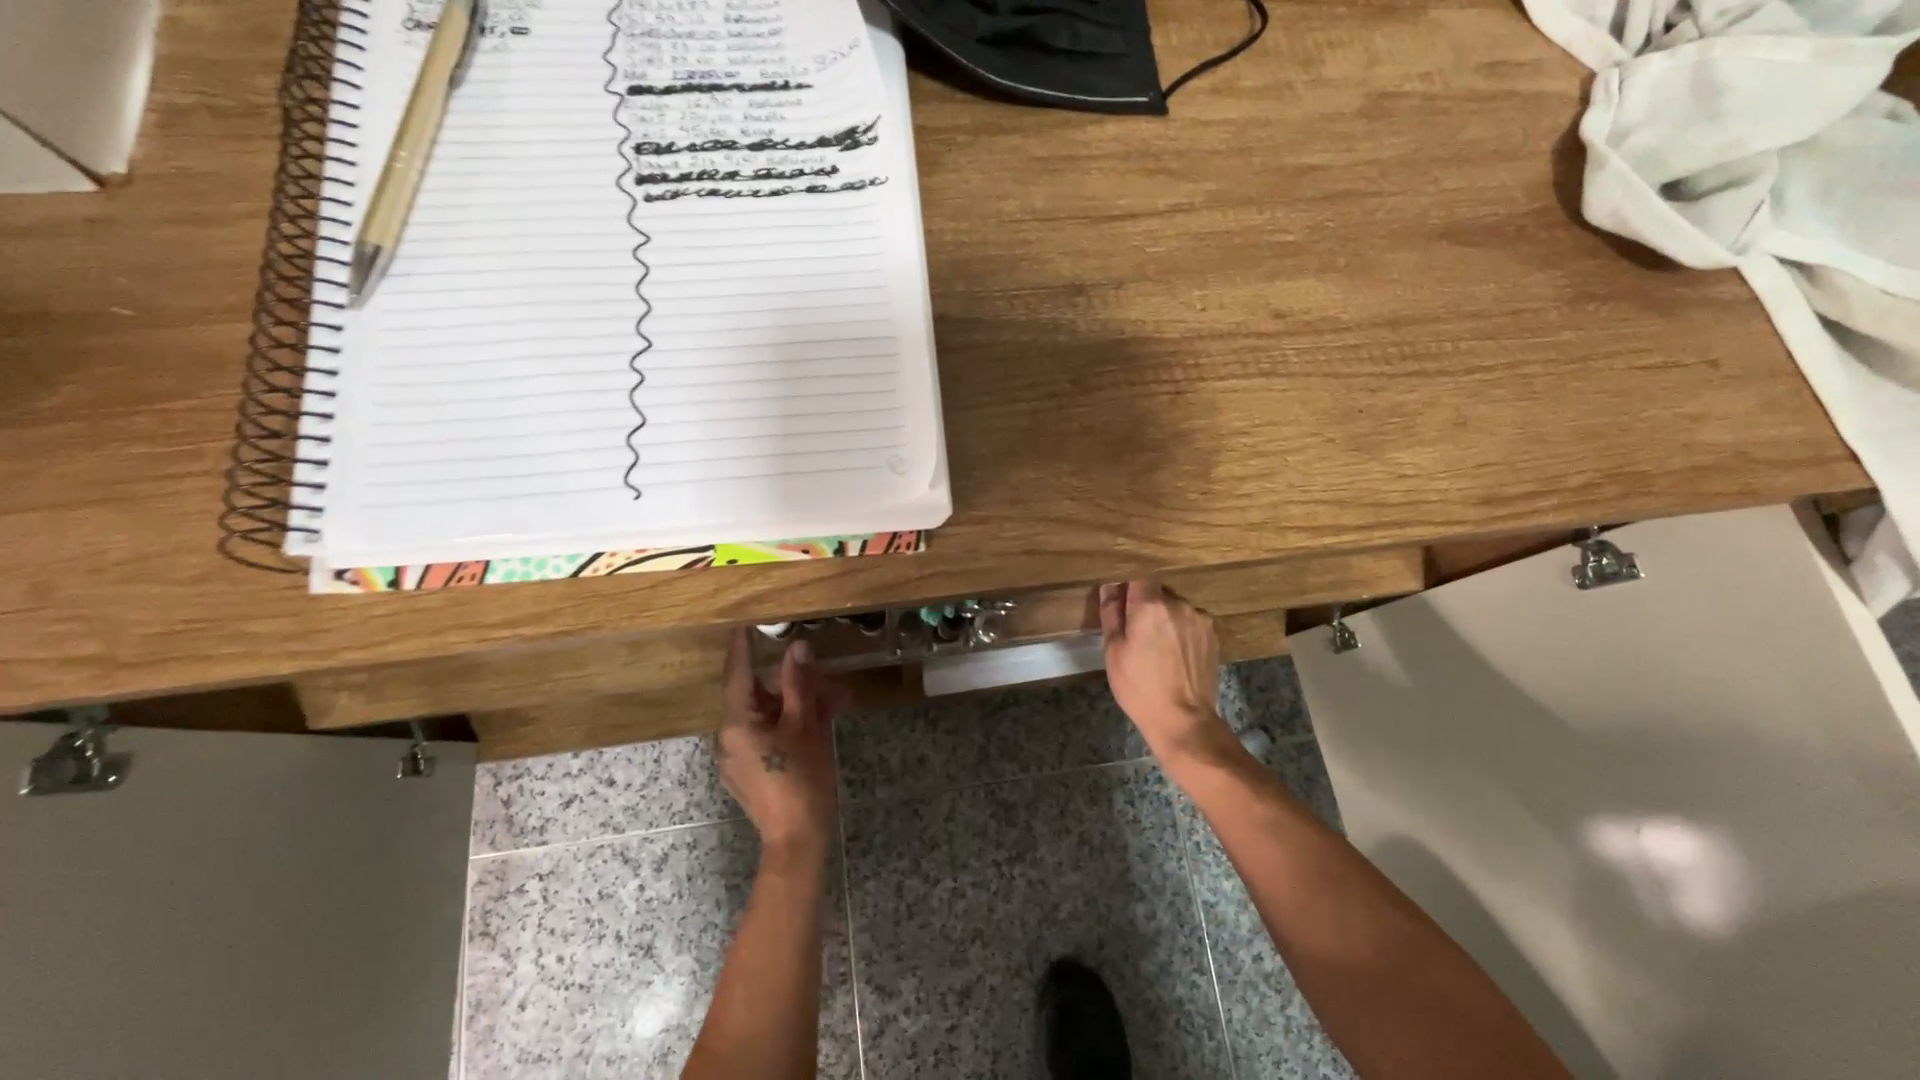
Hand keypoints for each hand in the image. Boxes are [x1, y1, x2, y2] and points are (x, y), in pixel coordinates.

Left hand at [718, 630, 844, 866]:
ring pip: (764, 719)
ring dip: (795, 708)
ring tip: (834, 706)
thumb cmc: (802, 778)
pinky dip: (786, 728)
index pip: (738, 672)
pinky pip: (763, 739)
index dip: (744, 646)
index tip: (747, 623)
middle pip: (758, 697)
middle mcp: (727, 737)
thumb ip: (799, 684)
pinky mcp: (745, 774)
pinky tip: (816, 728)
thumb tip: (797, 647)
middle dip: (792, 685)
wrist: (797, 840)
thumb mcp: (806, 726)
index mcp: (736, 722)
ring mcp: (734, 758)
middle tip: (825, 678)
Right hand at [1100, 581, 1232, 759]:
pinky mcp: (1213, 636)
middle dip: (1146, 606)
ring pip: (1176, 608)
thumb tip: (1109, 587)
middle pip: (1158, 593)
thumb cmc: (1139, 686)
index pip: (1137, 578)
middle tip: (1136, 633)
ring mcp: (1199, 619)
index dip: (1127, 590)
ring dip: (1166, 619)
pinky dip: (1181, 632)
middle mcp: (1178, 604)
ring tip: (1158, 648)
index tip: (1120, 607)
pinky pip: (1191, 623)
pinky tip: (1175, 655)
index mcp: (1150, 605)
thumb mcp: (1114, 651)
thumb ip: (1111, 613)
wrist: (1182, 719)